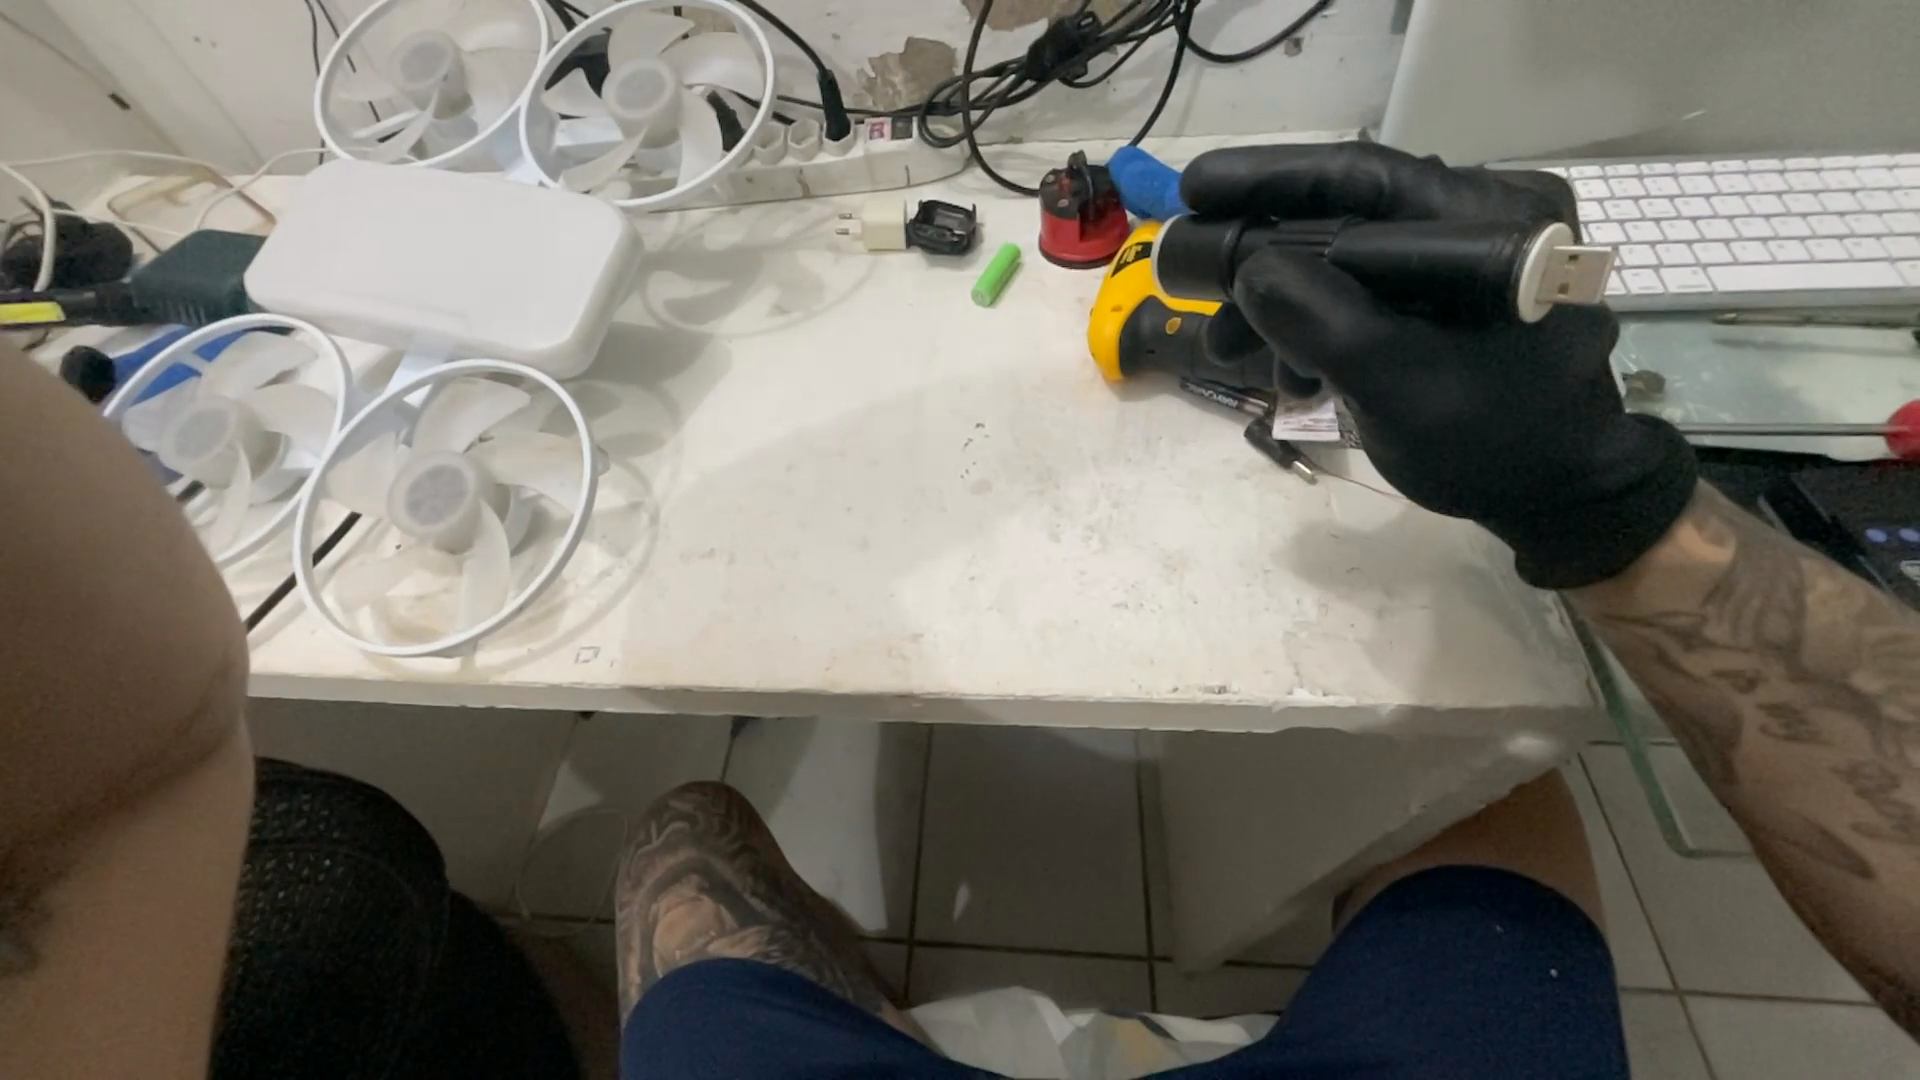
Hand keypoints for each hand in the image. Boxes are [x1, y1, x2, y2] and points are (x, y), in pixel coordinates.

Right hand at [1182, 142, 1696, 588]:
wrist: (1553, 496)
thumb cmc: (1488, 445)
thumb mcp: (1396, 384)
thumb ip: (1321, 320)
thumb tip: (1250, 271)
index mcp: (1489, 222)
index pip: (1362, 177)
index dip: (1269, 181)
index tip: (1194, 188)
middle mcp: (1483, 220)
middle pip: (1345, 218)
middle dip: (1262, 261)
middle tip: (1196, 288)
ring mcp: (1467, 260)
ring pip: (1345, 263)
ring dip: (1281, 305)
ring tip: (1226, 348)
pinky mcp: (1450, 297)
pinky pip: (1364, 294)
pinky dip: (1317, 325)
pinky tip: (1292, 370)